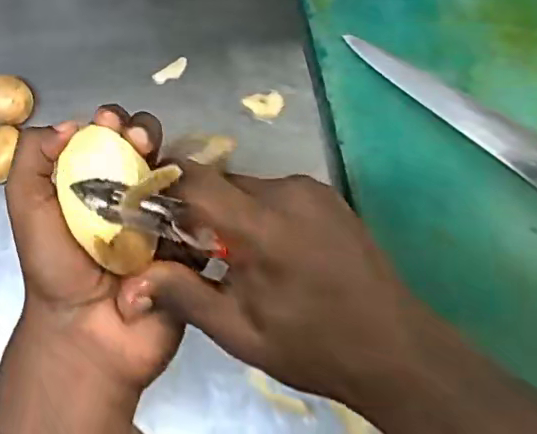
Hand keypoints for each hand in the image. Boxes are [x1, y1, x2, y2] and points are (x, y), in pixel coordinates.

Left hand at [0, 106, 182, 432]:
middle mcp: (127, 190)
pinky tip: (185, 191)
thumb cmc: (50, 262)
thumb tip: (69, 125)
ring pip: (174, 174)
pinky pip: (200, 217)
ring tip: (153, 157)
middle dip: (142, 132)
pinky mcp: (188, 249)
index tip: (107, 121)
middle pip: (145, 147)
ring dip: (167, 158)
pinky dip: (196, 198)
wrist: (83, 331)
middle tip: (136, 139)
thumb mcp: (25, 201)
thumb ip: (32, 156)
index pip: (104, 135)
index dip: (109, 121)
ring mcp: (160, 218)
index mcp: (89, 176)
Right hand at [127, 164, 430, 403]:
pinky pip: (268, 189)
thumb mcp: (240, 333)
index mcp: (262, 226)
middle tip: (188, 240)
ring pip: (241, 183)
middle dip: (195, 204)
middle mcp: (284, 193)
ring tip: (231, 248)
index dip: (162, 185)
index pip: (192, 178)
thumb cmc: (315, 348)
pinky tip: (267, 245)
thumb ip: (182, 295)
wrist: (406, 359)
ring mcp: (308, 189)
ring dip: (226, 208)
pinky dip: (254, 209)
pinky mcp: (324, 193)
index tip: (145, 206)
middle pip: (215, 180)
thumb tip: (130, 280)